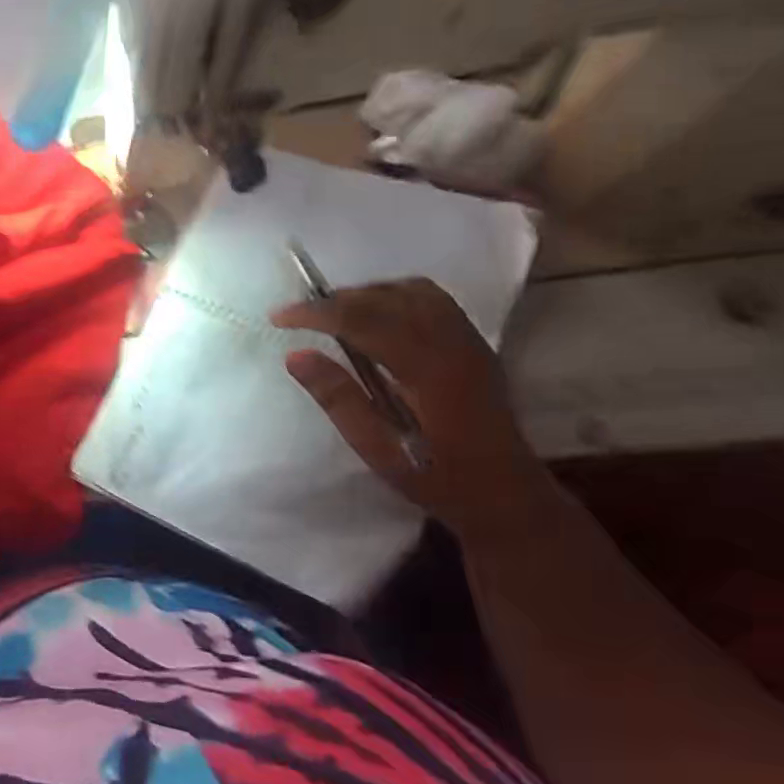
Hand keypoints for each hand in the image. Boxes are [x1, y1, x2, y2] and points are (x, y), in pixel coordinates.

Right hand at [271, 278, 557, 534]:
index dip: (316, 313)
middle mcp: (451, 341)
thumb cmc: (437, 477)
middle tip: (298, 315)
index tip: (279, 317)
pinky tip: (374, 317)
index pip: (363, 319)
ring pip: (410, 290)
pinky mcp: (472, 342)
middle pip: (386, 297)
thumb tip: (295, 355)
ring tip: (332, 313)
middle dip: (337, 299)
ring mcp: (467, 338)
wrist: (505, 493)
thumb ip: (339, 398)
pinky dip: (393, 296)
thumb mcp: (378, 447)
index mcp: (427, 368)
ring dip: (366, 294)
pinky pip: (430, 299)